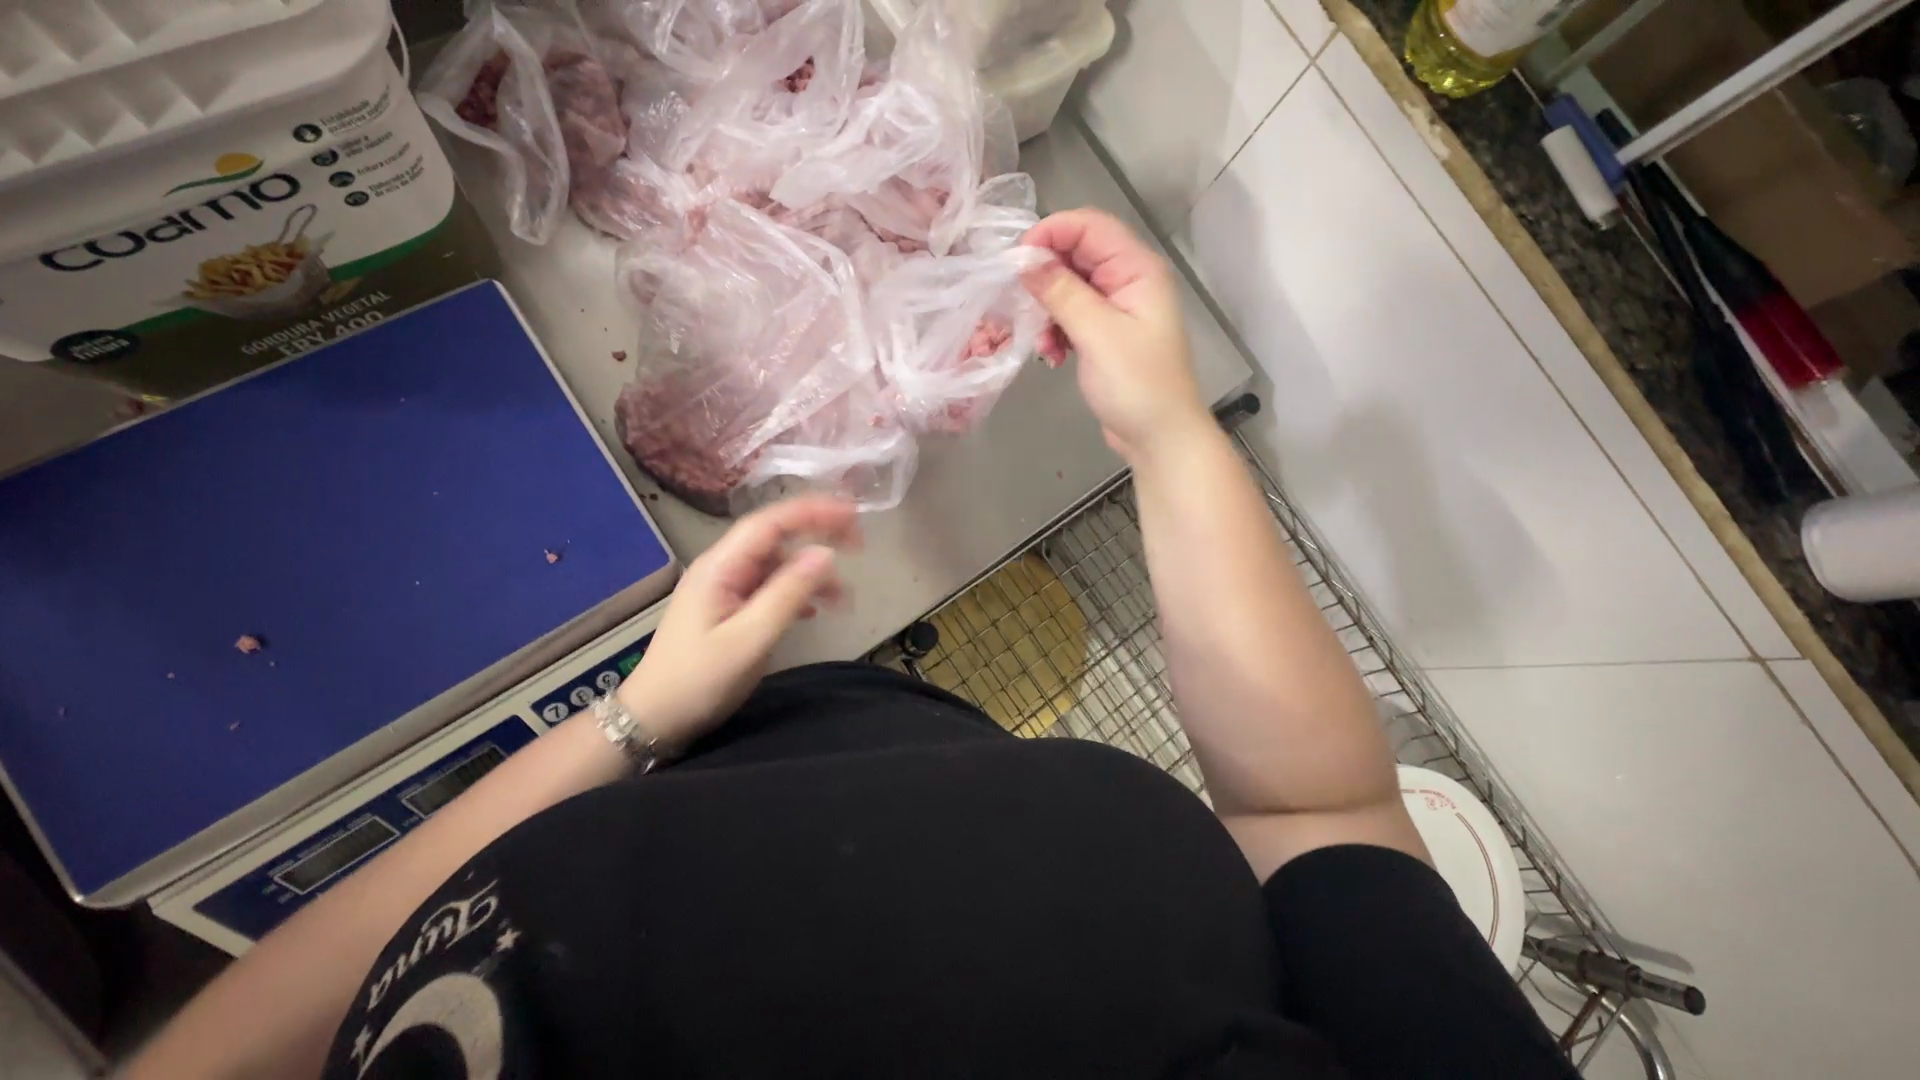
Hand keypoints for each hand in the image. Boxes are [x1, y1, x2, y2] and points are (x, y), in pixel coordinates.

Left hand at [616, 495, 858, 747]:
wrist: (654, 719)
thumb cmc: (698, 681)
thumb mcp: (749, 639)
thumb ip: (788, 595)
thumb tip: (826, 554)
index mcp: (721, 567)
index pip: (771, 522)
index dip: (812, 512)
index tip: (852, 514)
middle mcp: (723, 568)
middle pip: (776, 537)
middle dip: (818, 534)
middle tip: (859, 544)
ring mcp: (725, 588)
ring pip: (778, 565)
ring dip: (812, 573)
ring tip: (844, 597)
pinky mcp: (730, 609)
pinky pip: (770, 587)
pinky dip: (798, 593)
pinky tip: (815, 612)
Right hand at [1020, 208, 1213, 462]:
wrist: (1160, 438)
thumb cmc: (1138, 385)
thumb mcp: (1097, 334)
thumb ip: (1061, 293)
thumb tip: (1026, 261)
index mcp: (1137, 269)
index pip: (1088, 226)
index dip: (1050, 233)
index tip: (1015, 261)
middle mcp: (1128, 280)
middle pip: (1075, 255)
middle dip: (1044, 278)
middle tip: (1021, 304)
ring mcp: (1116, 307)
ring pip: (1067, 287)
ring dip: (1046, 310)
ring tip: (1042, 343)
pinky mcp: (1103, 334)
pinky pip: (1070, 316)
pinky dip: (1054, 331)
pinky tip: (1051, 356)